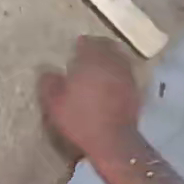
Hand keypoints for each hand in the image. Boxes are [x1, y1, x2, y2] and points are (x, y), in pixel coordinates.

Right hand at [39, 36, 142, 165]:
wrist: (112, 141)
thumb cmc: (80, 119)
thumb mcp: (54, 103)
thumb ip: (49, 83)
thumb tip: (47, 72)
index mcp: (91, 61)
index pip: (88, 42)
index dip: (81, 44)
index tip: (76, 48)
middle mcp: (112, 63)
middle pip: (108, 46)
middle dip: (99, 47)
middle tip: (89, 53)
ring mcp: (127, 76)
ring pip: (120, 59)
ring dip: (111, 59)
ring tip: (101, 67)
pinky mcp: (136, 91)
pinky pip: (126, 74)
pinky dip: (119, 74)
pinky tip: (112, 83)